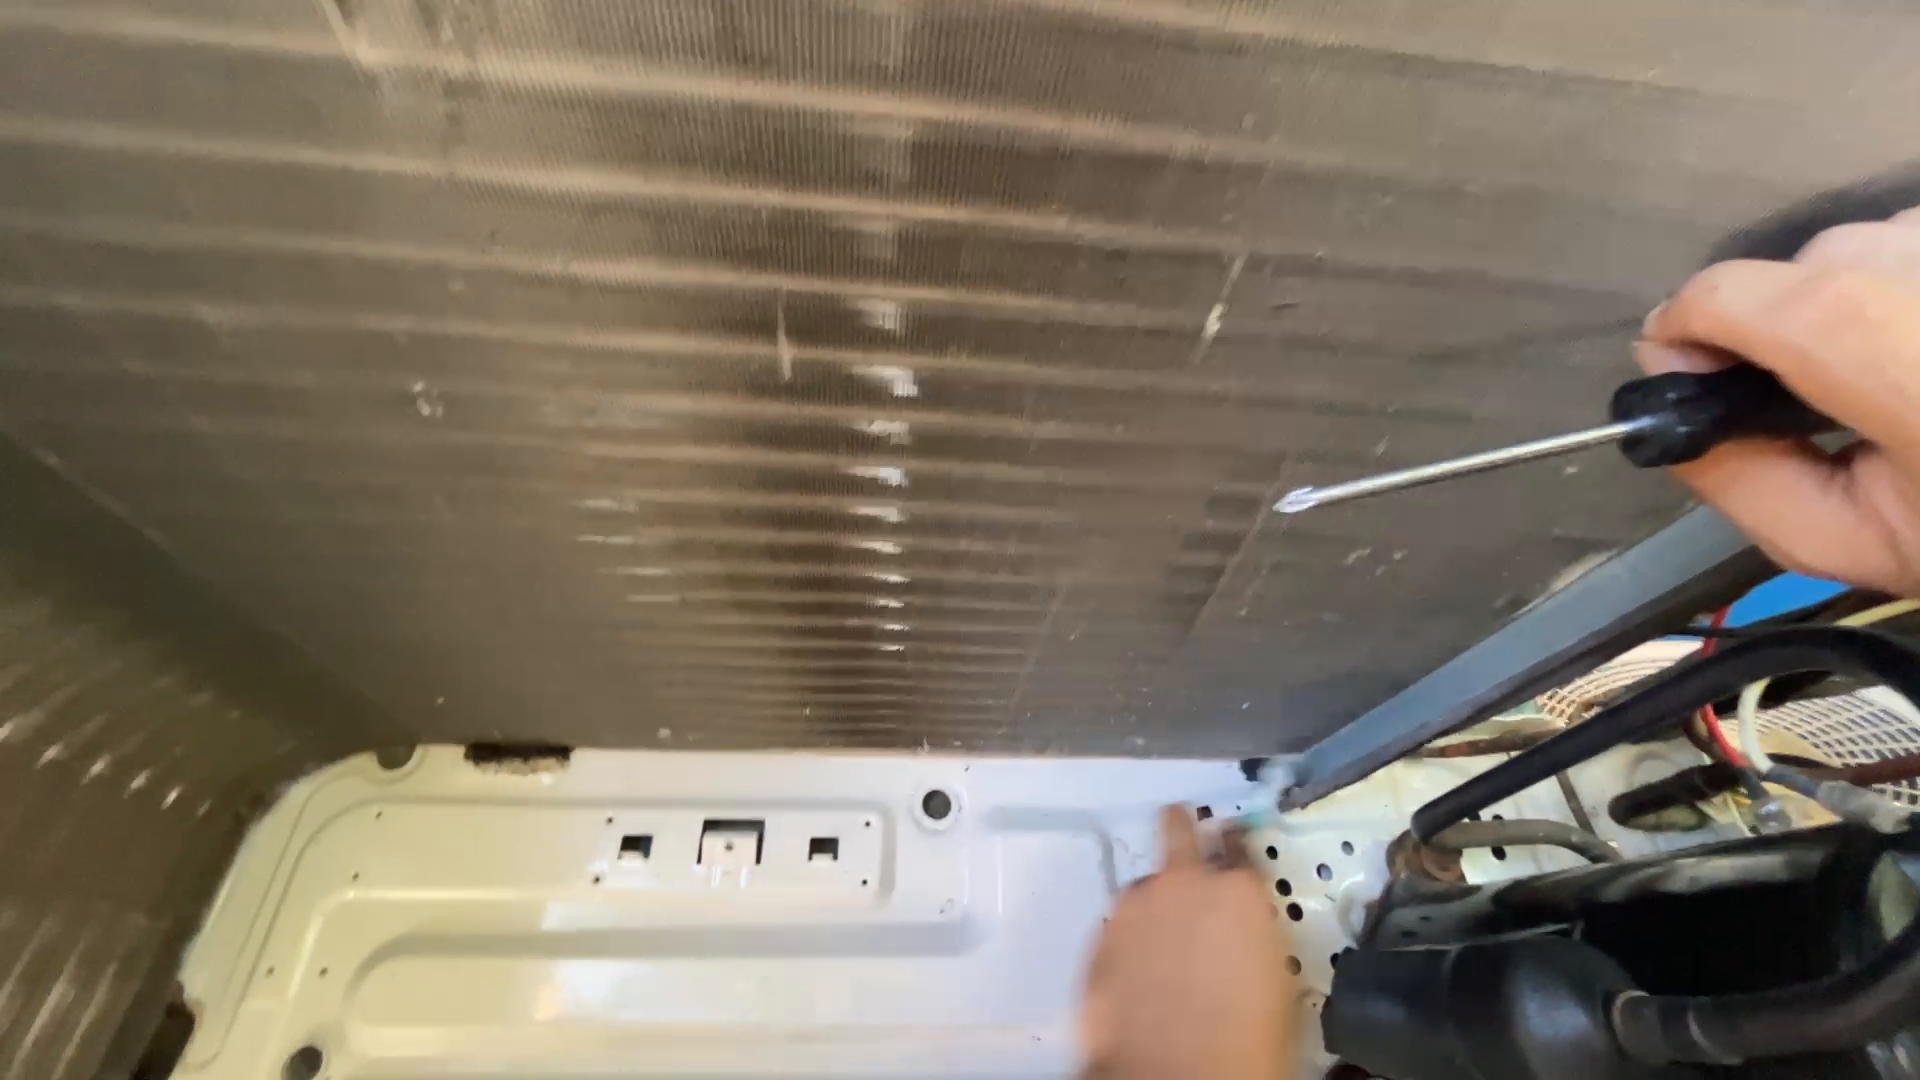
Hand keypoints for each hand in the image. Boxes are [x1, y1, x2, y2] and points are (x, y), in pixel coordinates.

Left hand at [1079, 807, 1297, 1079]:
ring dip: (1155, 901)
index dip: (1234, 844)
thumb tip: (1245, 933)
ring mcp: (1135, 903)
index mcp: (1237, 891)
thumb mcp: (1277, 982)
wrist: (1173, 1075)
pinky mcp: (1102, 931)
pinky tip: (1142, 969)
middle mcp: (1182, 883)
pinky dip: (1130, 936)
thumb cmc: (1241, 1042)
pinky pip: (1120, 922)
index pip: (1237, 841)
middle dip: (1180, 828)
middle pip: (1176, 825)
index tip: (1232, 846)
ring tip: (1166, 942)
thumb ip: (1254, 934)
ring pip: (1145, 884)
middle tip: (1184, 835)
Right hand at [1637, 207, 1919, 595]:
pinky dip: (1900, 272)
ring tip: (1868, 353)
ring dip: (1843, 284)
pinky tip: (1911, 334)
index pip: (1806, 306)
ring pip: (1893, 229)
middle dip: (1767, 307)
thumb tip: (1672, 391)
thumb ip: (1734, 473)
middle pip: (1838, 254)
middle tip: (1775, 371)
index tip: (1670, 356)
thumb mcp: (1839, 540)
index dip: (1701, 311)